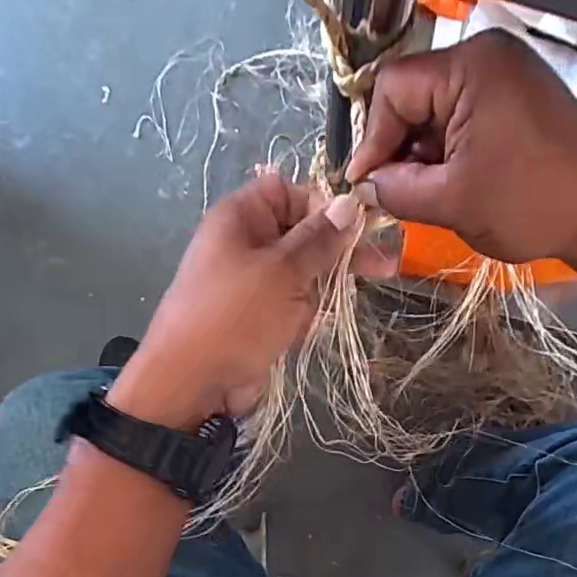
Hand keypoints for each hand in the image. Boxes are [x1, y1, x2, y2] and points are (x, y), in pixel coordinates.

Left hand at [109, 172, 392, 427]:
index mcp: (241, 218)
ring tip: (342, 309)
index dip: (323, 205)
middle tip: (383, 267)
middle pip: (303, 234)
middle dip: (339, 252)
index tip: (356, 228)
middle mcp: (247, 244)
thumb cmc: (235, 317)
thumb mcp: (282, 272)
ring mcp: (255, 282)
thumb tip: (349, 204)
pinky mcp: (262, 316)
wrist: (193, 384)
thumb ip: (319, 239)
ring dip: (326, 288)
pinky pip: (296, 304)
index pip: (289, 192)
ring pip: (305, 273)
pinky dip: (309, 314)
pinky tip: (317, 327)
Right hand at [347, 30, 576, 269]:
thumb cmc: (532, 203)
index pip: (392, 88)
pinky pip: (466, 121)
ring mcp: (508, 78)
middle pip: (415, 98)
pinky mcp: (520, 102)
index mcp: (471, 66)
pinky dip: (451, 154)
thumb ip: (396, 189)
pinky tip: (453, 188)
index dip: (372, 139)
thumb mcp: (451, 201)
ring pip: (438, 114)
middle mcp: (488, 59)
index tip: (365, 184)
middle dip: (399, 149)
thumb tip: (365, 185)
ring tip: (426, 198)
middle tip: (393, 195)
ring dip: (425, 156)